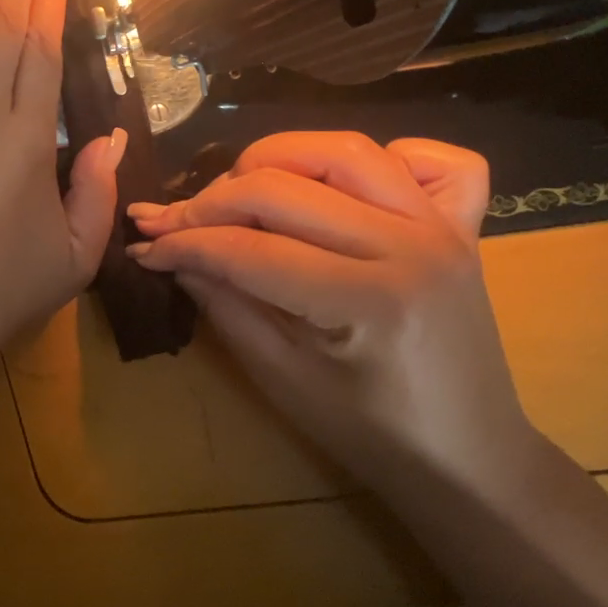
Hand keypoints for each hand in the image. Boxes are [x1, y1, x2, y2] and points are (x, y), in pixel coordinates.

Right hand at [127, 132, 536, 490]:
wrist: (467, 455)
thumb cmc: (365, 428)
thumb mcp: (276, 372)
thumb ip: (220, 300)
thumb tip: (163, 250)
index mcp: (369, 300)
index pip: (248, 247)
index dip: (182, 243)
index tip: (141, 246)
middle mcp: (410, 247)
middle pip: (282, 187)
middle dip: (210, 202)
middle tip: (170, 225)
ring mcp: (442, 229)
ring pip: (342, 152)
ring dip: (274, 160)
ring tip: (238, 193)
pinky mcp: (460, 225)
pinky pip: (433, 160)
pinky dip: (383, 157)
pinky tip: (341, 186)